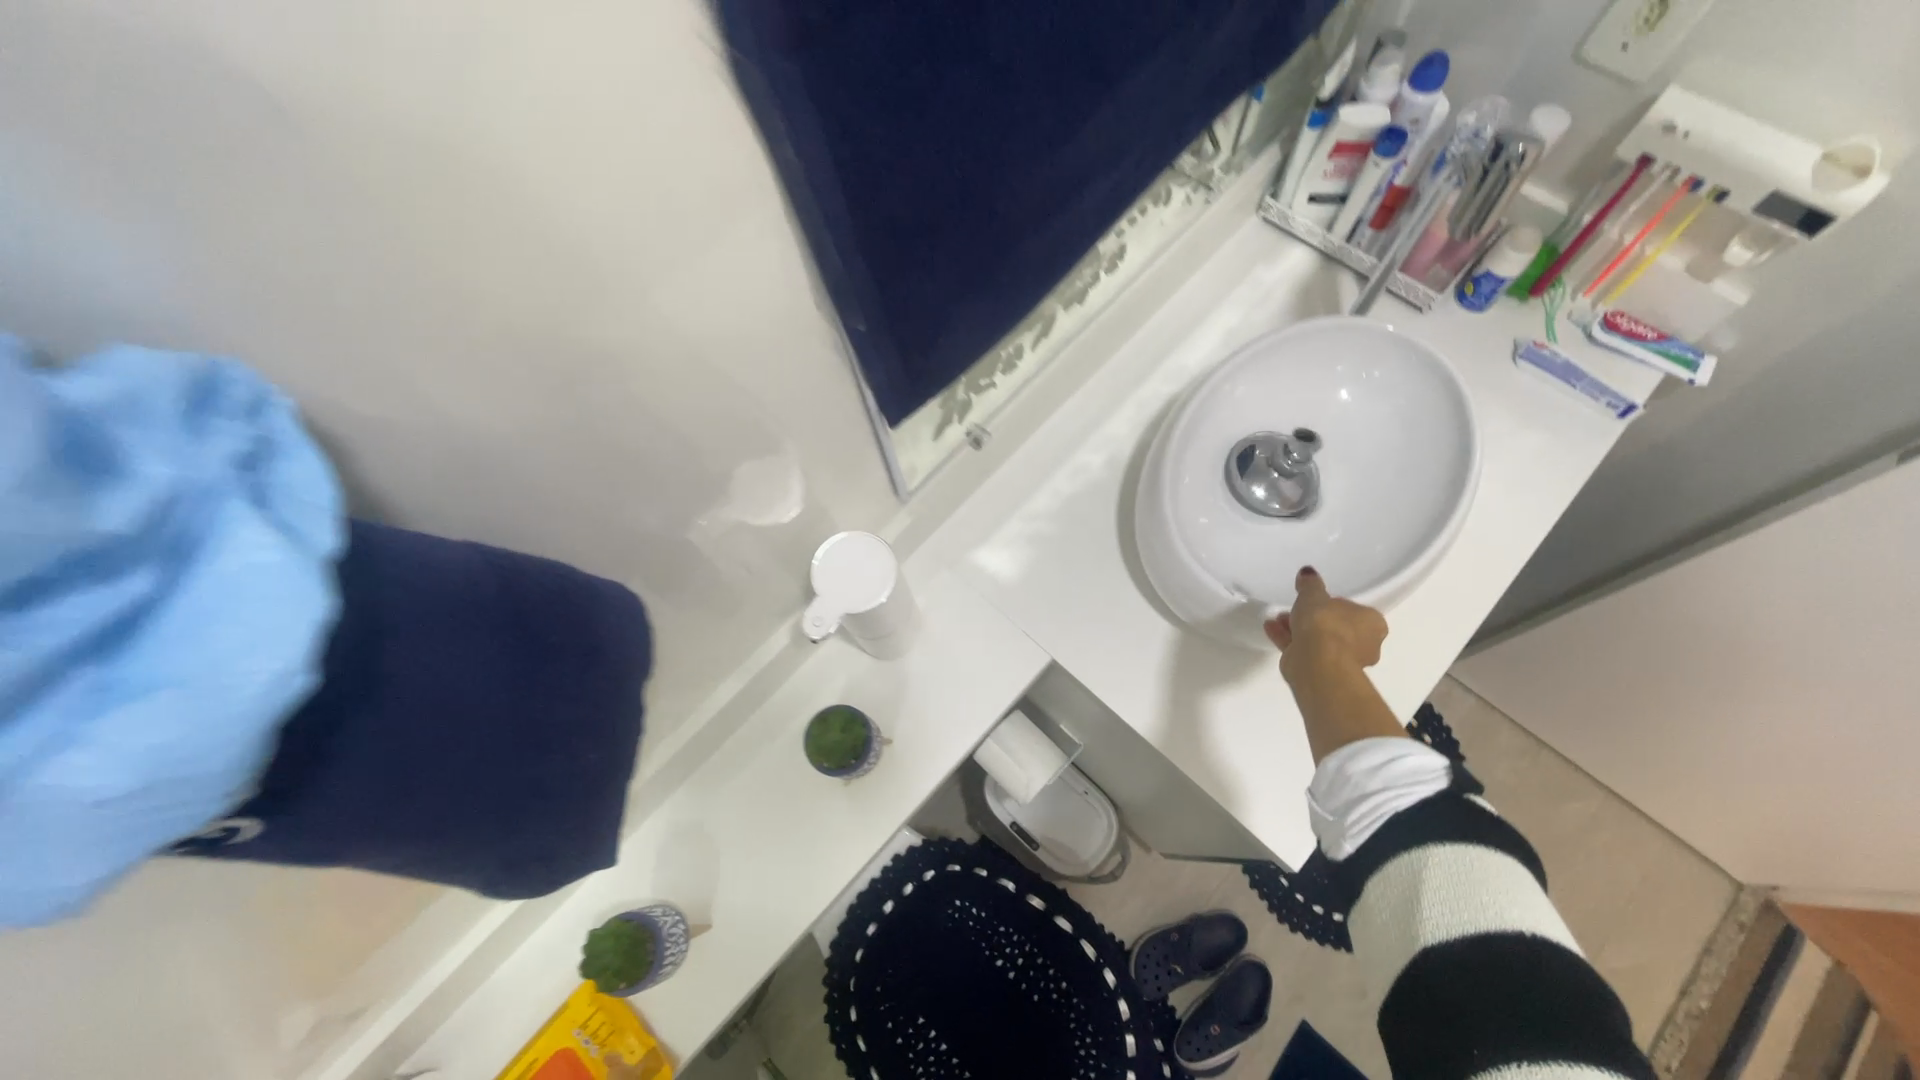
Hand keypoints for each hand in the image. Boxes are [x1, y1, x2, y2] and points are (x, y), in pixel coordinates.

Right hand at [1263, 567, 1388, 686]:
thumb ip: (1310, 584)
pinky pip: (1304, 651)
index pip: (1353, 610)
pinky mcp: (1322, 672)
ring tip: (1277, 618)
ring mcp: (1343, 662)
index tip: (1314, 601)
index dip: (1332, 605)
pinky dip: (1289, 640)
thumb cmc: (1325, 624)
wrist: (1317, 663)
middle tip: (1294, 609)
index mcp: (1373, 623)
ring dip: (1298, 629)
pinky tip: (1271, 628)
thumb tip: (1307, 573)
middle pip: (1335, 627)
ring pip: (1319, 640)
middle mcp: (1364, 644)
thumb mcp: (1314, 595)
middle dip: (1312, 619)